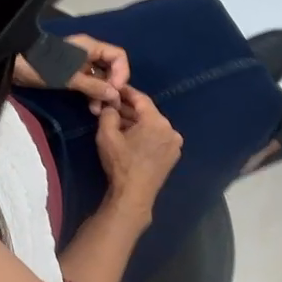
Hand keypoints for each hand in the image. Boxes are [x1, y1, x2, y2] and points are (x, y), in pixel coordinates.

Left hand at [14, 35, 128, 112]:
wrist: (13, 66)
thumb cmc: (40, 66)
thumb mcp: (68, 77)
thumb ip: (93, 85)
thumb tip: (115, 95)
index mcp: (90, 46)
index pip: (118, 56)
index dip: (121, 73)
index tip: (115, 91)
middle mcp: (87, 53)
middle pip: (111, 68)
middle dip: (112, 87)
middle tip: (109, 106)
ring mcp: (78, 64)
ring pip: (99, 78)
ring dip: (101, 93)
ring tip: (98, 110)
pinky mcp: (69, 74)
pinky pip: (87, 83)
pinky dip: (90, 93)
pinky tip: (91, 107)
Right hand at [95, 86, 180, 215]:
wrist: (134, 192)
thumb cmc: (120, 162)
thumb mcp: (106, 135)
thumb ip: (108, 115)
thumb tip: (110, 106)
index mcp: (157, 122)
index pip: (142, 99)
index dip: (127, 92)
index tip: (115, 88)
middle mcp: (171, 129)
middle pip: (149, 113)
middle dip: (130, 109)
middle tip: (112, 107)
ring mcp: (174, 144)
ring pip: (154, 125)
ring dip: (137, 123)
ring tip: (119, 123)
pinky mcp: (172, 155)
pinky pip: (158, 137)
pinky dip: (145, 134)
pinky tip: (132, 138)